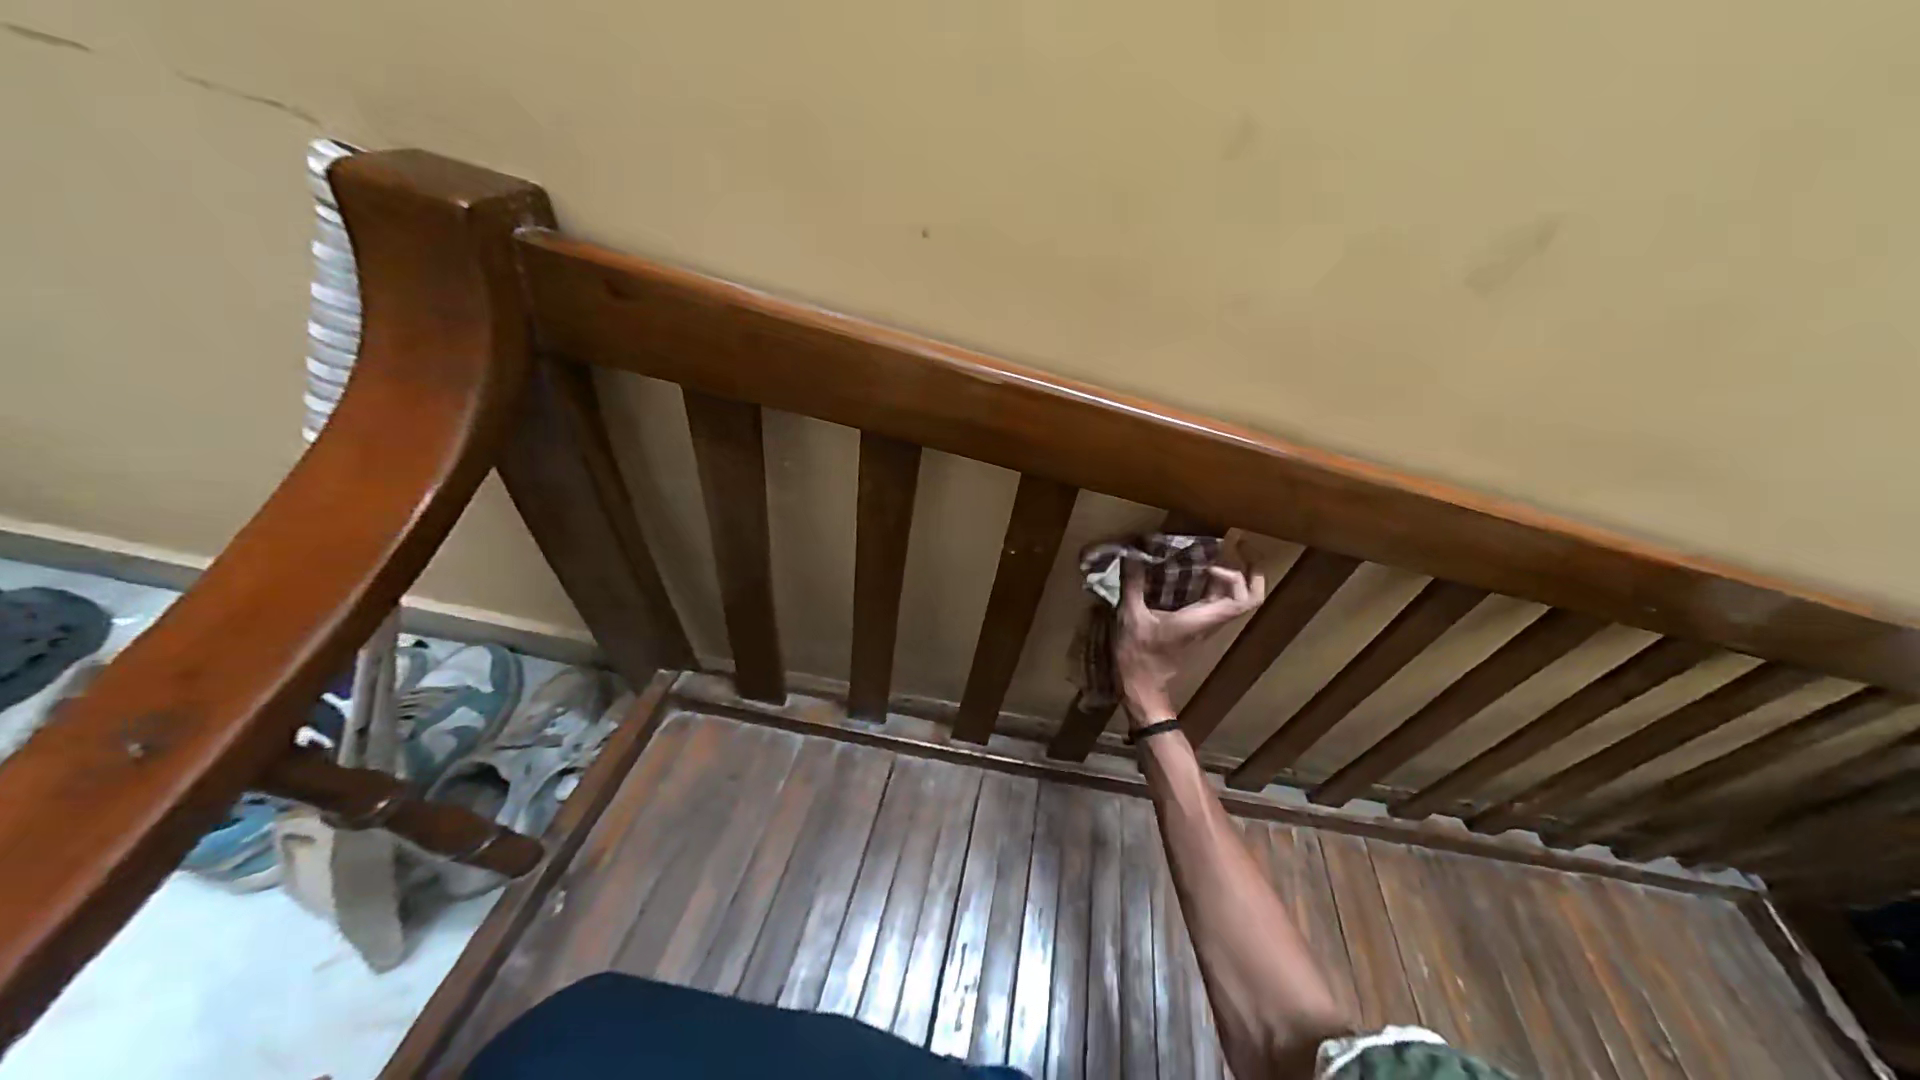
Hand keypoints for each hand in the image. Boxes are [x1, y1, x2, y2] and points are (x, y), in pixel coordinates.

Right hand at [1114, 552, 1266, 728]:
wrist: (1141, 687)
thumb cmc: (1139, 655)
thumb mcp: (1131, 617)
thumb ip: (1133, 585)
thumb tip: (1131, 555)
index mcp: (1201, 619)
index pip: (1243, 600)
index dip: (1241, 575)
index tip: (1215, 559)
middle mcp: (1209, 622)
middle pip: (1246, 597)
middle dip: (1248, 570)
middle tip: (1234, 546)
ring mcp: (1204, 626)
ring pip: (1231, 599)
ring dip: (1229, 576)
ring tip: (1213, 552)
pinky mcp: (1194, 627)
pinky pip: (1213, 601)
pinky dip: (1211, 584)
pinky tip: (1190, 571)